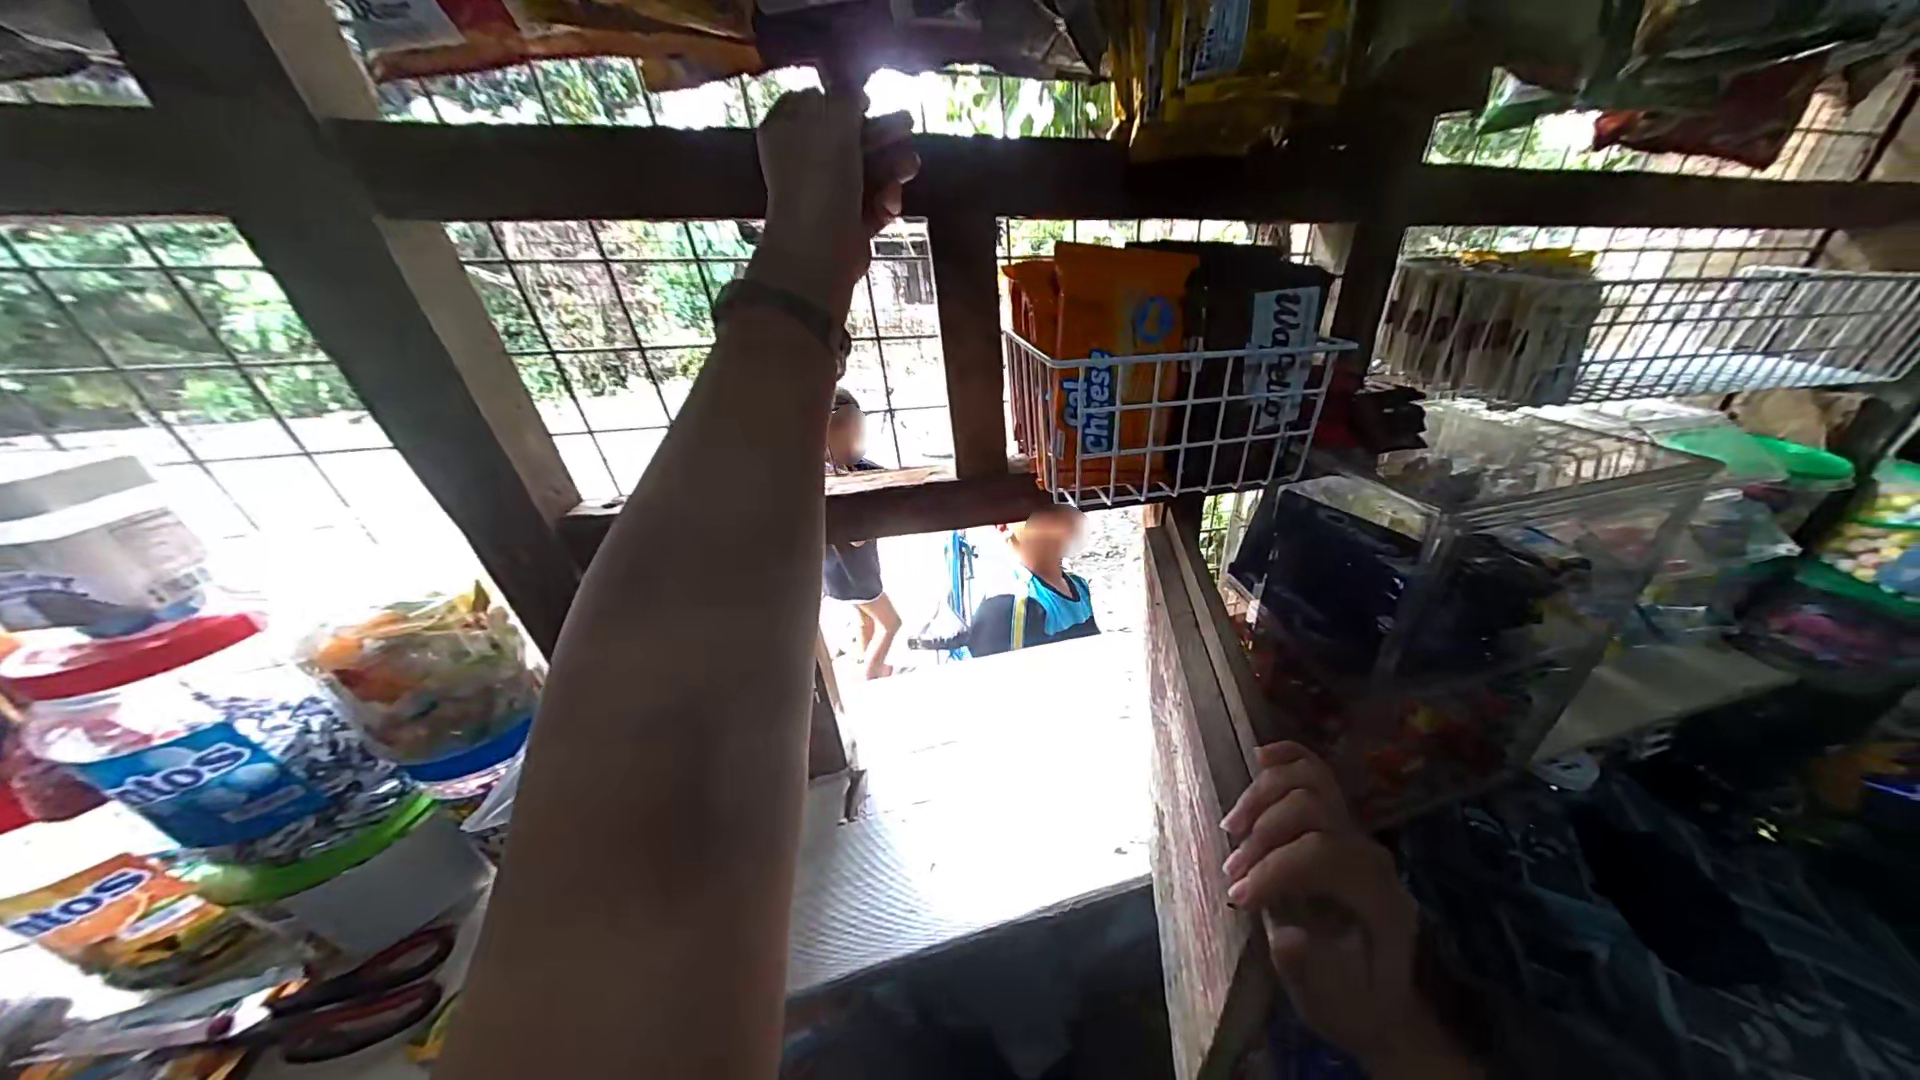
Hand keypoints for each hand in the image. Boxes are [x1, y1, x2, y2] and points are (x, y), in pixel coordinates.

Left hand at [751, 89, 918, 322]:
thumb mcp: (834, 121)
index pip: (814, 102)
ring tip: (908, 170)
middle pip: (849, 137)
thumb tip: (856, 98)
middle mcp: (806, 160)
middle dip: (882, 134)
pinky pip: (873, 204)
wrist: (820, 249)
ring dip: (892, 168)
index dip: (843, 100)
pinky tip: (891, 205)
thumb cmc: (821, 179)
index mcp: (789, 130)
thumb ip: (847, 99)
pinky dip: (886, 201)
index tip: (867, 103)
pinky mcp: (848, 223)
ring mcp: (828, 193)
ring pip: (868, 171)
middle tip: (907, 128)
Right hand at [1222, 743, 1469, 1077]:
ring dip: (1260, 798)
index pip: (1320, 855)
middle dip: (1262, 835)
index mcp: (1378, 897)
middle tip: (1232, 870)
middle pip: (1311, 809)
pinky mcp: (1336, 822)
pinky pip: (1316, 773)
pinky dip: (1286, 759)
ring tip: (1231, 828)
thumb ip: (1308, 972)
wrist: (1377, 996)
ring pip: (1309, 781)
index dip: (1272, 869)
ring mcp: (1356, 833)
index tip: (1237, 899)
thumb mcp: (1331, 1005)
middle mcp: (1372, 855)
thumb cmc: (1351, 1003)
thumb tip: (1286, 935)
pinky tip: (1260, 757)